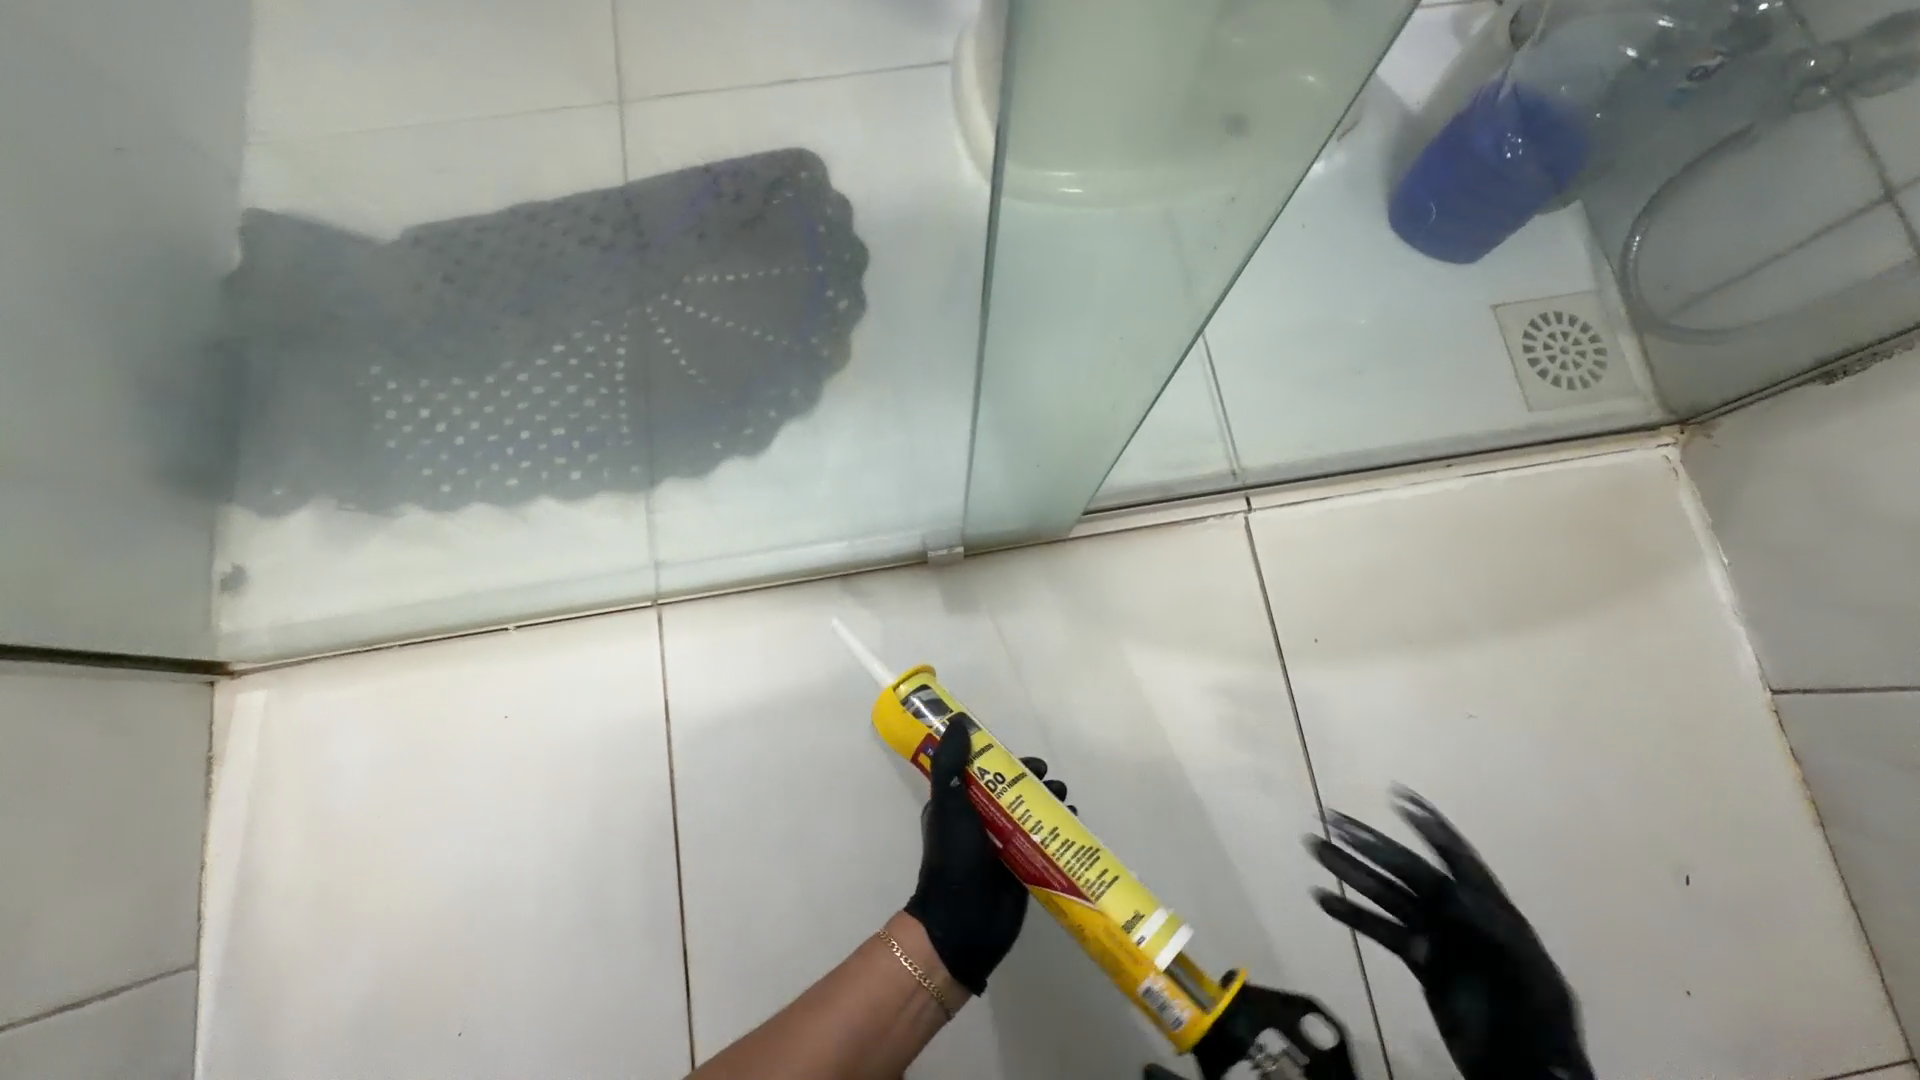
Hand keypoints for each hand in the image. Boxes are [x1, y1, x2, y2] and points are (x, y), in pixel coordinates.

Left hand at [903, 718, 1068, 994]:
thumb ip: (951, 765)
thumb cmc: (954, 859)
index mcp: (959, 804)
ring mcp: (1003, 846)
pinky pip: (1043, 842)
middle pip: (1013, 792)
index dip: (1007, 762)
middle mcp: (981, 822)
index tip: (1027, 761)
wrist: (962, 924)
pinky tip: (1073, 824)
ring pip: (1031, 815)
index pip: (986, 773)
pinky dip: (1059, 830)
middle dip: (1034, 782)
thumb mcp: (948, 806)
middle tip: (1051, 781)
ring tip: (1064, 801)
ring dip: (1049, 803)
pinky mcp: (1023, 868)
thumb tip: (960, 722)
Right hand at [1308, 788, 1592, 1079]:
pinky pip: (1383, 931)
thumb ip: (1490, 930)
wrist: (1529, 1073)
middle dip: (1373, 844)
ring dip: (1353, 873)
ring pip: (1389, 896)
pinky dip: (1353, 916)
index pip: (1458, 859)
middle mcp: (1461, 915)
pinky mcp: (1422, 962)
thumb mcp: (1523, 974)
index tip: (1397, 797)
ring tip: (1316, 849)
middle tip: (1334, 820)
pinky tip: (1324, 900)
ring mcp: (1440, 938)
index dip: (1431, 827)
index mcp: (1492, 911)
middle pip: (1410, 871)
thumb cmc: (1535, 1023)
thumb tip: (1453, 892)